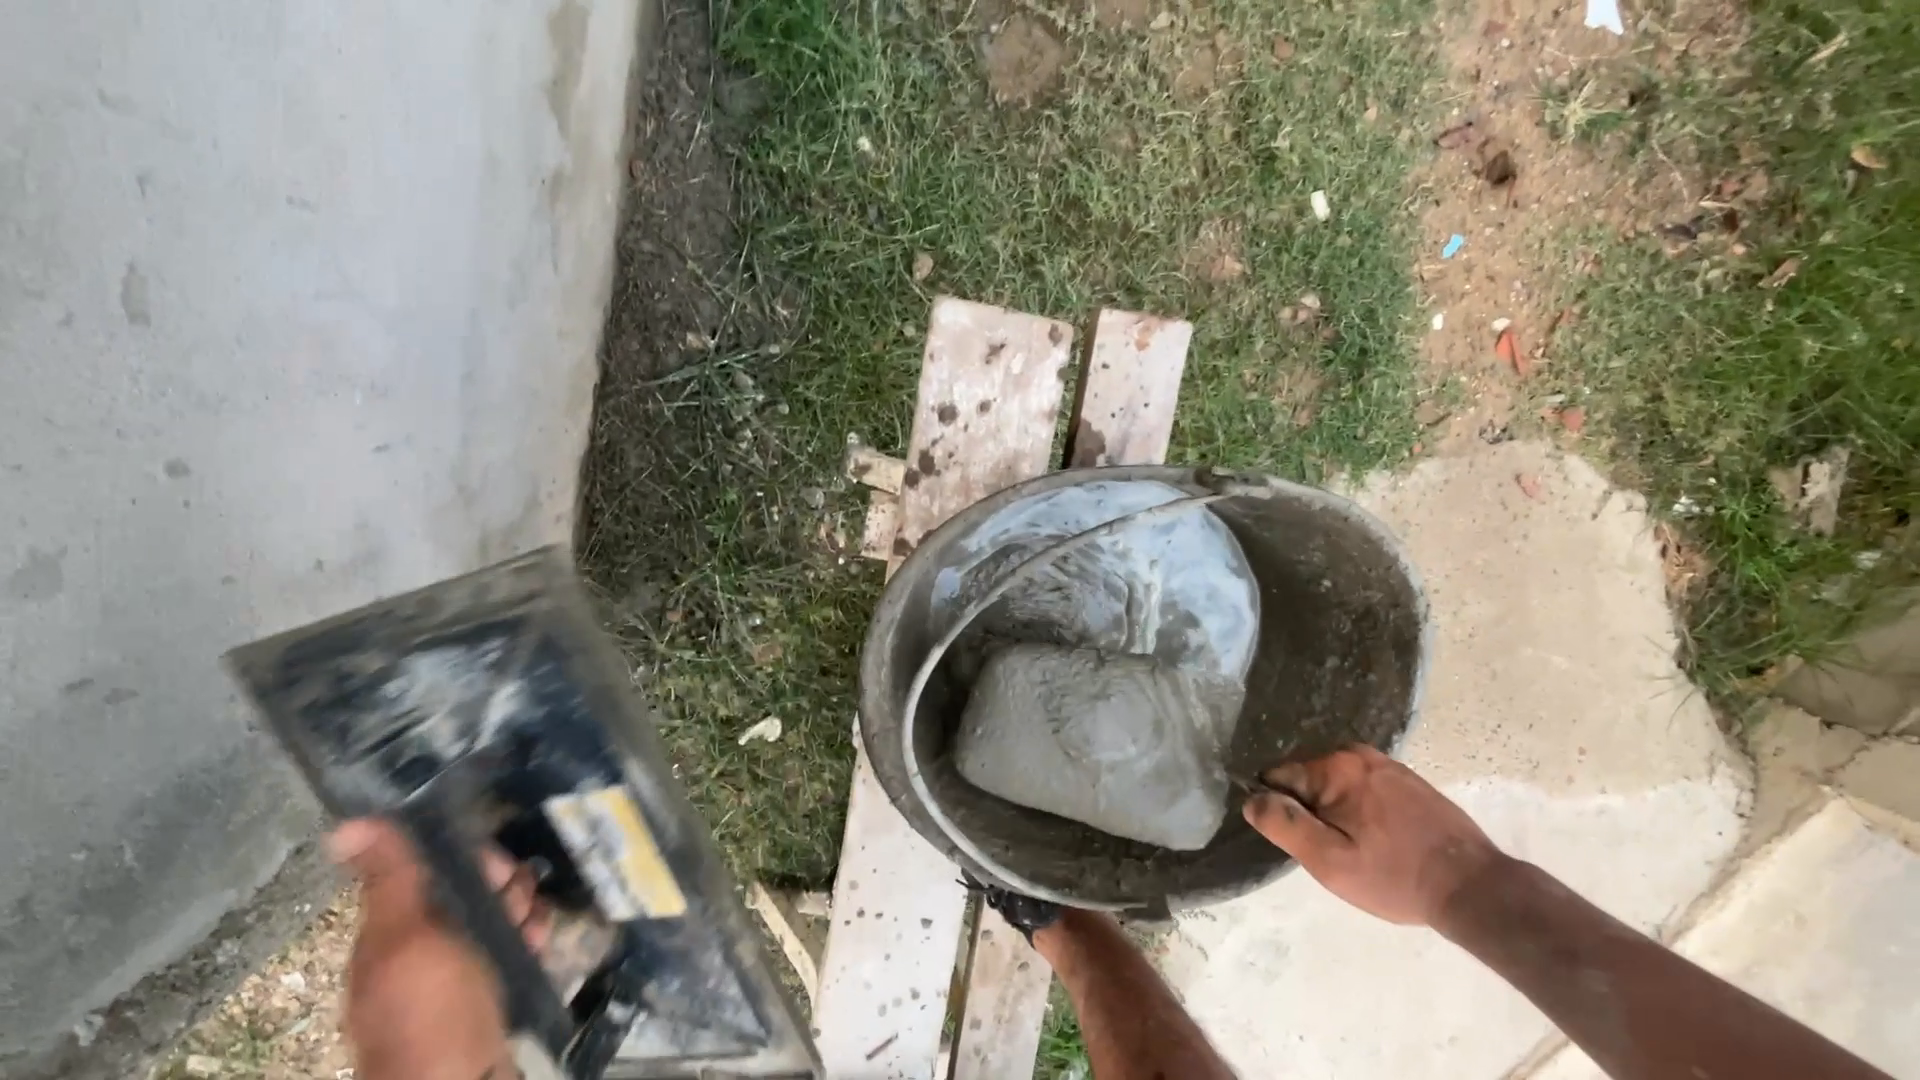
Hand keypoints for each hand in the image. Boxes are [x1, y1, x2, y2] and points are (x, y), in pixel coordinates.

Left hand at [329, 819, 549, 1079]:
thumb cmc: (432, 1009)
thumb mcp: (407, 938)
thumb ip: (391, 880)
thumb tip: (345, 825)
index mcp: (393, 931)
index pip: (432, 871)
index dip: (468, 858)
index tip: (496, 867)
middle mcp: (421, 948)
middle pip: (469, 893)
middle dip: (503, 885)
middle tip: (520, 901)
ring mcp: (455, 974)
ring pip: (495, 919)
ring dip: (522, 910)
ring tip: (535, 925)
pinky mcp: (487, 992)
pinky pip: (512, 949)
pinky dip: (529, 939)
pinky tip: (541, 942)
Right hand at [1240, 745, 1502, 926]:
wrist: (1475, 888)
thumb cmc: (1394, 877)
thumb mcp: (1329, 861)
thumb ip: (1284, 824)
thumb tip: (1252, 798)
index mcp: (1334, 767)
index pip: (1277, 777)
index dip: (1280, 810)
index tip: (1301, 840)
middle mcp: (1357, 753)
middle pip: (1307, 778)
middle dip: (1309, 810)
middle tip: (1332, 850)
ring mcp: (1387, 764)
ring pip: (1336, 784)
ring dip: (1336, 810)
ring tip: (1356, 847)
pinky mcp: (1408, 779)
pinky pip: (1363, 788)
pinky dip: (1360, 809)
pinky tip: (1379, 839)